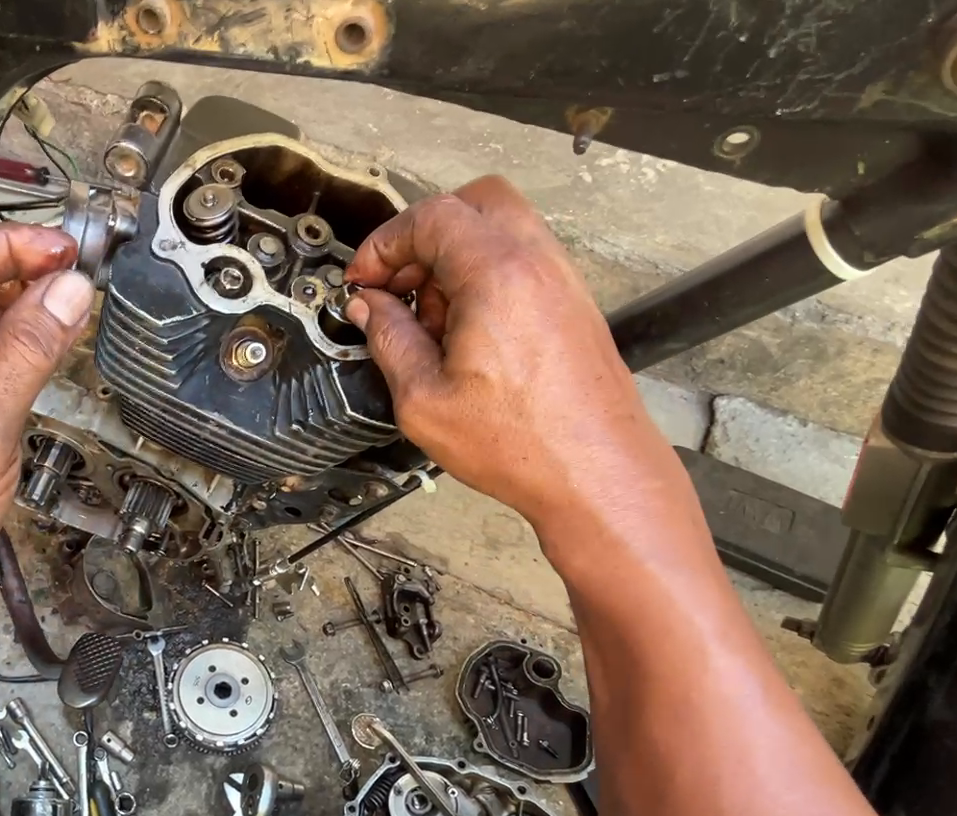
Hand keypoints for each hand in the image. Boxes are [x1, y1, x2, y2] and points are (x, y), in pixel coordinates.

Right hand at [344, 176, 678, 532]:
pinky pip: (518, 261)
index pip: (431, 217)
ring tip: (425, 318)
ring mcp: (560, 280)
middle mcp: (536, 263)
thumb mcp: (422, 398)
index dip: (383, 243)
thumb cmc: (519, 442)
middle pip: (473, 202)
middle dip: (421, 234)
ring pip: (497, 229)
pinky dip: (480, 276)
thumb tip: (369, 308)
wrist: (595, 472)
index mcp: (496, 275)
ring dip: (450, 257)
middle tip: (393, 283)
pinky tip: (459, 332)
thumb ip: (388, 339)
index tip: (361, 280)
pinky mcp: (569, 303)